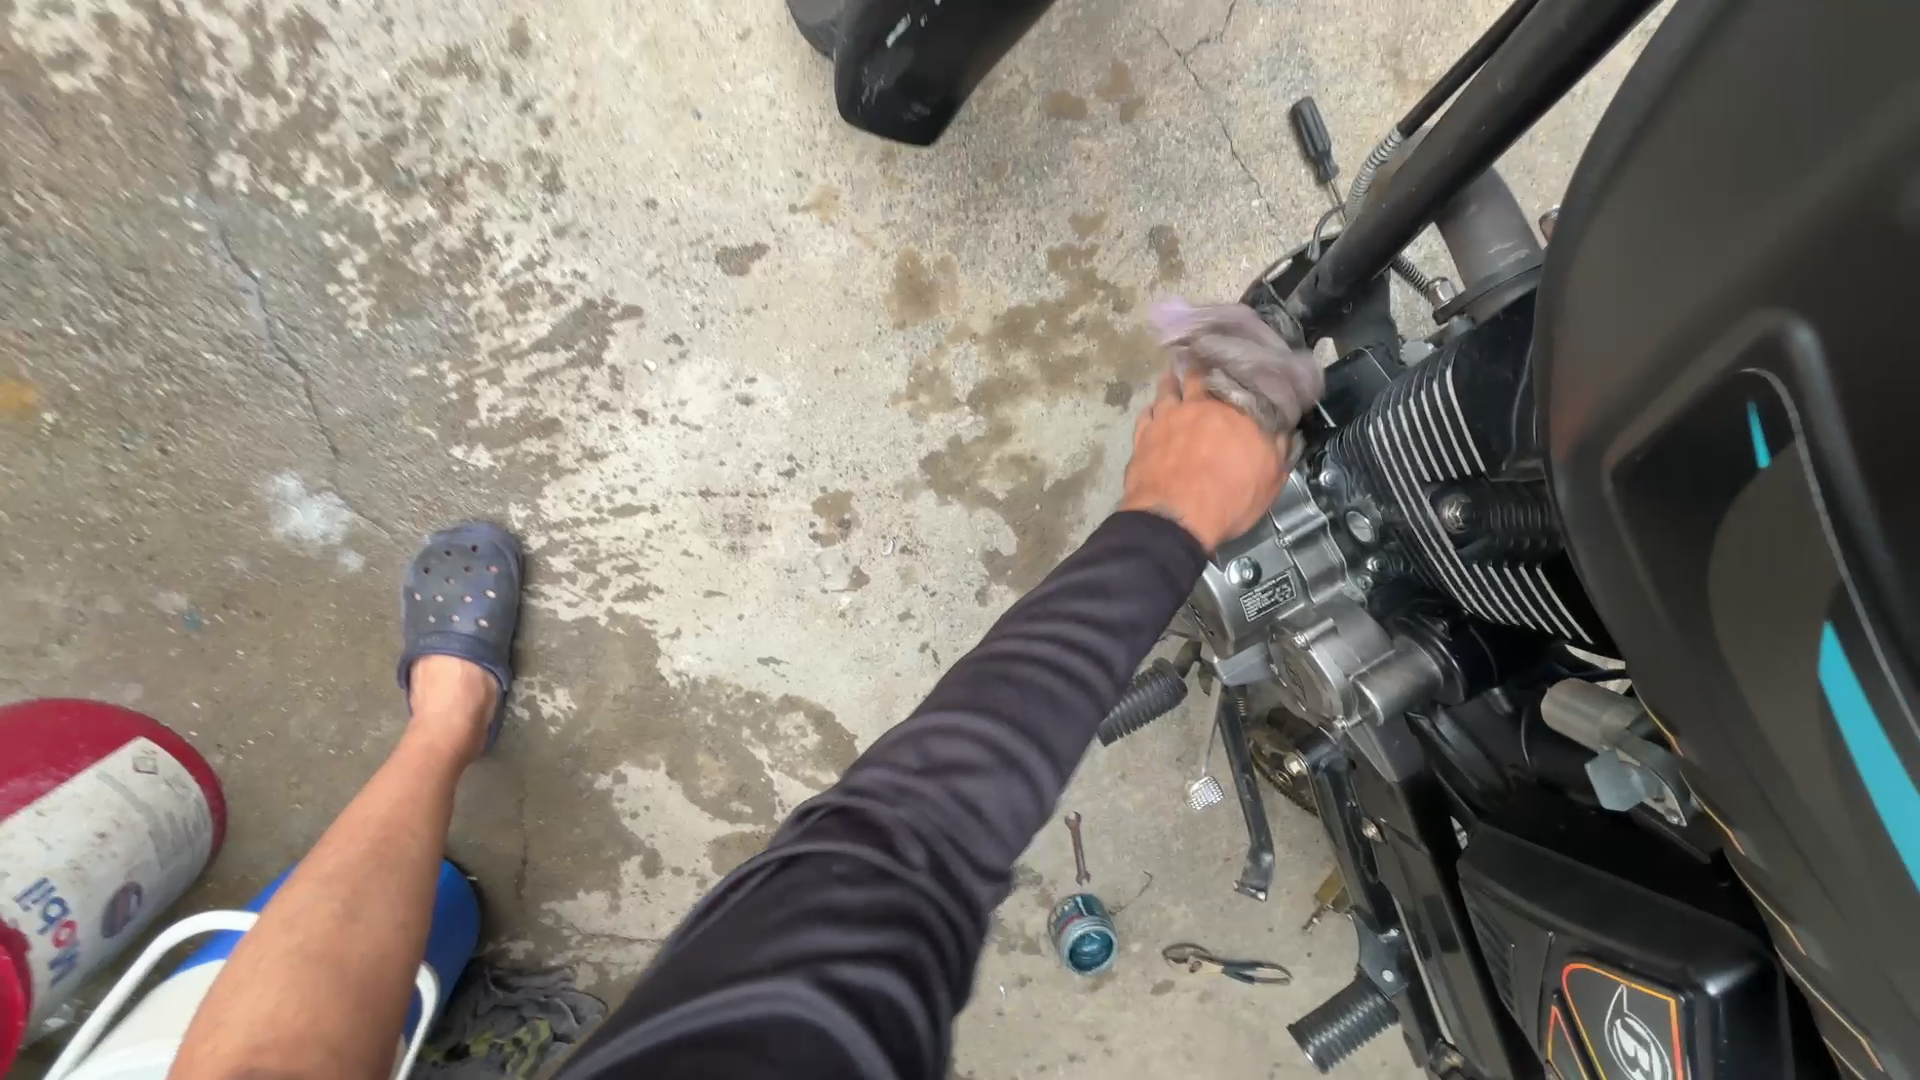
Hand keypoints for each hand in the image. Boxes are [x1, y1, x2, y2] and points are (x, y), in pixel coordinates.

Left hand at [1118, 370, 1289, 551]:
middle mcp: (1200, 406)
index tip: (1240, 365)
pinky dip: (1151, 407)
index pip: (1242, 382)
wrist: (1174, 518)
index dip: (1241, 373)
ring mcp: (1167, 418)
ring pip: (1168, 387)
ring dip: (1172, 379)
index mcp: (1237, 412)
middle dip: (1202, 366)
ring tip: (1173, 371)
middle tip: (1201, 356)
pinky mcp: (1143, 435)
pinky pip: (1146, 412)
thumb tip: (1288, 429)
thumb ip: (1280, 448)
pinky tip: (1152, 407)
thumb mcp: (1270, 478)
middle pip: (1200, 376)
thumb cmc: (1228, 499)